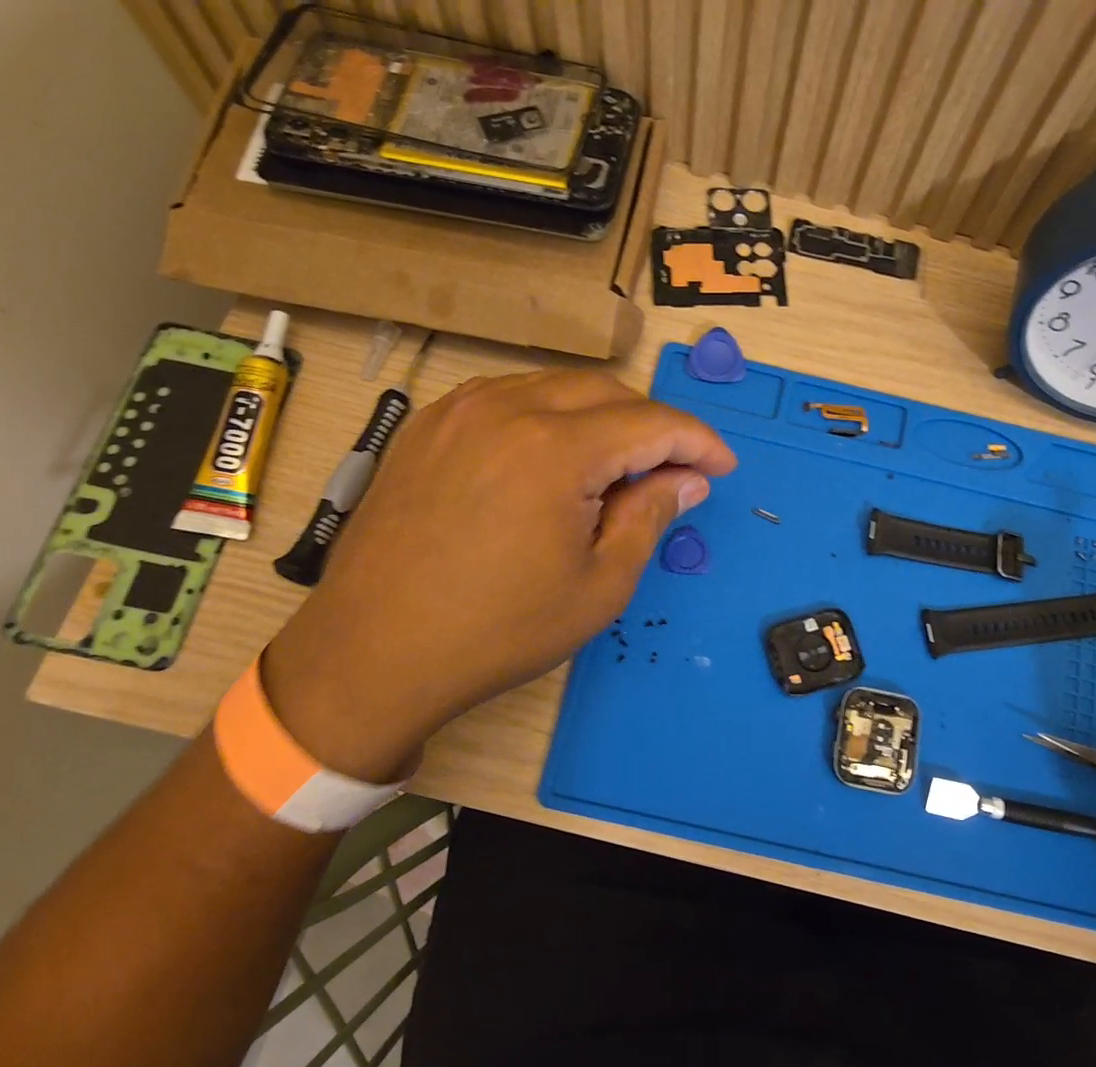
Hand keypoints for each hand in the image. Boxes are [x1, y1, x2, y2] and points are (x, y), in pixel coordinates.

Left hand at [263, 371, 737, 781]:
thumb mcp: (598, 587)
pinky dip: (544, 415)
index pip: (650, 422)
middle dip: (650, 424)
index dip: (696, 441)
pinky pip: (504, 398)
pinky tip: (550, 456)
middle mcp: (505, 408)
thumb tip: (685, 479)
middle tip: (672, 470)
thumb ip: (649, 518)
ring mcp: (457, 411)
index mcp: (554, 448)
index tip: (721, 466)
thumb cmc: (498, 631)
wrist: (374, 651)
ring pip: (552, 387)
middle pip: (604, 392)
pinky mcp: (424, 427)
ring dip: (598, 416)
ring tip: (615, 465)